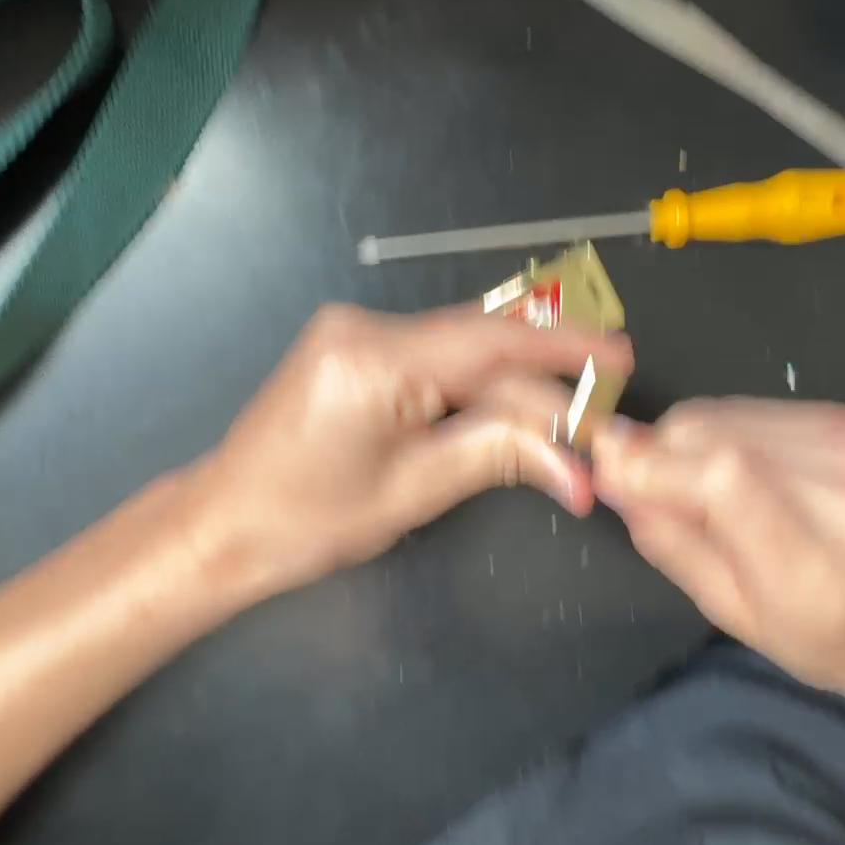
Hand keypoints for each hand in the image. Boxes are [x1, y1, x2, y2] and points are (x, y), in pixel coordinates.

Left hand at [184, 304, 633, 596]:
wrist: (226, 520)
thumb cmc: (310, 519)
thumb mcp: (415, 490)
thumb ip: (499, 454)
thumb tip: (577, 461)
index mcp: (374, 358)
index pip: (489, 342)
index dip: (562, 348)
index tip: (619, 357)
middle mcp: (363, 324)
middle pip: (477, 338)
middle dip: (543, 368)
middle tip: (601, 395)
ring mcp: (353, 328)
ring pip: (457, 343)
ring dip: (510, 377)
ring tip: (565, 407)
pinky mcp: (351, 342)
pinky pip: (431, 351)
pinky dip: (473, 377)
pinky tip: (507, 398)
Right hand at [591, 399, 844, 720]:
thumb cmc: (823, 639)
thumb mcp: (731, 613)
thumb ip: (668, 540)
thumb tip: (611, 472)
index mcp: (813, 565)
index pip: (724, 479)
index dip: (652, 461)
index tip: (604, 464)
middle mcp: (841, 493)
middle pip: (712, 435)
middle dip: (656, 451)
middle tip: (644, 486)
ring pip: (720, 414)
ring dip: (684, 442)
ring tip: (698, 487)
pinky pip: (745, 408)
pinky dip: (717, 433)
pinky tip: (733, 468)